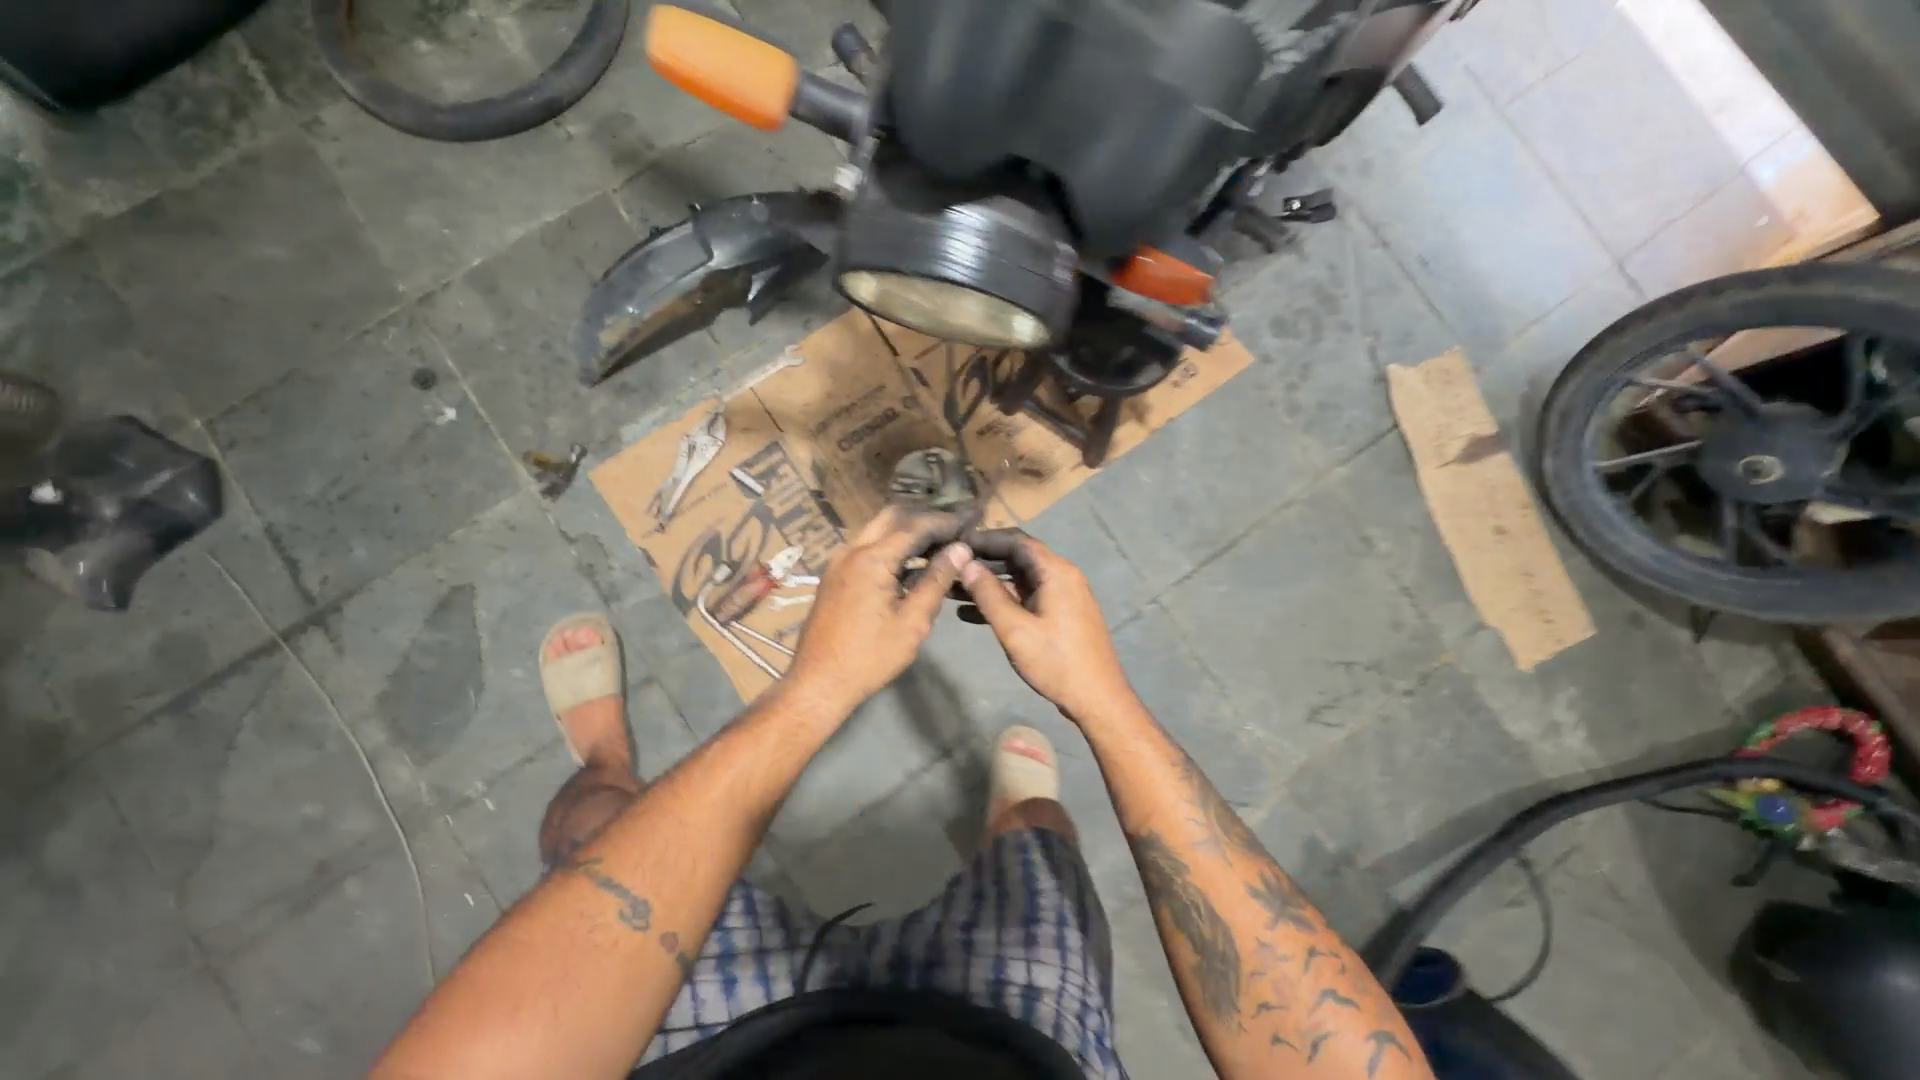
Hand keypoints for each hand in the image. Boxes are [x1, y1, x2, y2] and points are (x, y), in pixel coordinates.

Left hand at [784, 508, 971, 714]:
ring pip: (875, 532)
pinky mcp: (833, 576)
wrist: (819, 681)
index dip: (944, 524)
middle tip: (951, 536)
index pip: (914, 527)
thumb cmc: (870, 657)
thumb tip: (960, 550)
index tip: (968, 526)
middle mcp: (851, 551)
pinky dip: (887, 549)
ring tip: (935, 551)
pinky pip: (864, 549)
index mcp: (871, 559)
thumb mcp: (913, 622)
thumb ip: (937, 581)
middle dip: (923, 523)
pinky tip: (907, 569)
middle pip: (891, 519)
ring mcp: (837, 562)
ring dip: (904, 535)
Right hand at [957, 533, 1135, 724]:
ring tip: (951, 591)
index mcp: (1055, 571)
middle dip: (982, 562)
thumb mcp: (1015, 629)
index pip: (1015, 540)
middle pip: (1017, 558)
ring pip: (1019, 579)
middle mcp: (1062, 575)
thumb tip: (966, 564)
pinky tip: (971, 614)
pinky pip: (1027, 597)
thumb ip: (988, 594)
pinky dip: (1003, 601)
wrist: (1097, 698)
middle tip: (948, 568)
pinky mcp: (1061, 614)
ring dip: (988, 584)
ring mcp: (1063, 595)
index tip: (953, 546)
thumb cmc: (1055, 662)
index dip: (983, 539)